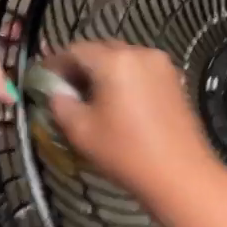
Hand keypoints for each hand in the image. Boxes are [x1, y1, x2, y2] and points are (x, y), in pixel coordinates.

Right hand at [47, 42, 215, 204]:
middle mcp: (139, 52)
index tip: (44, 81)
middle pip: (100, 50)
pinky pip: (140, 70)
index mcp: (113, 60)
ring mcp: (161, 64)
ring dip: (104, 72)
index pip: (74, 50)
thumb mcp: (81, 131)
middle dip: (80, 67)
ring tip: (93, 99)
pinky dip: (125, 79)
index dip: (56, 64)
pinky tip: (119, 103)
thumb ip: (60, 103)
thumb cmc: (126, 153)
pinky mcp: (175, 79)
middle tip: (66, 90)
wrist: (182, 176)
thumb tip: (57, 92)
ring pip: (122, 59)